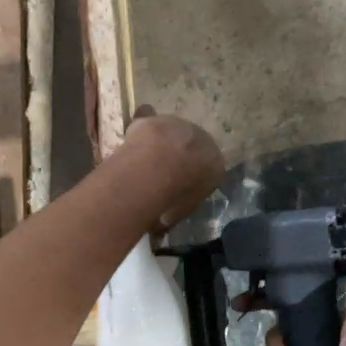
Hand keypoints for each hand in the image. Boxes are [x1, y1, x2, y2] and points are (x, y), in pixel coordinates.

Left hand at [120, 107, 224, 229]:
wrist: (160, 167)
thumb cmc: (175, 195)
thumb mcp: (177, 212)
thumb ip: (172, 213)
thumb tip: (160, 227)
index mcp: (215, 164)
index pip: (207, 170)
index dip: (190, 178)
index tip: (176, 186)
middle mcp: (203, 140)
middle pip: (190, 147)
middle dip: (176, 156)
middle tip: (158, 171)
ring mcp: (179, 125)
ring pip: (169, 132)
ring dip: (159, 141)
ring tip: (141, 156)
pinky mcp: (156, 119)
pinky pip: (148, 118)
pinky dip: (141, 122)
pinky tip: (130, 132)